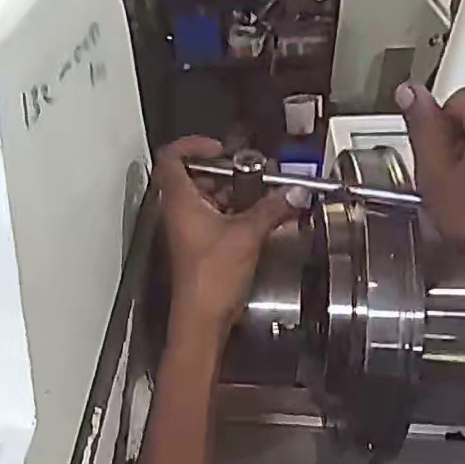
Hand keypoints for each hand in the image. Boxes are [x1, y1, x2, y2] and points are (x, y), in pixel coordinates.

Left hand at [155, 136, 304, 340]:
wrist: (201, 318)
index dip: (193, 145)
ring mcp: (188, 229)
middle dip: (223, 171)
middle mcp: (179, 212)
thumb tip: (292, 192)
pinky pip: (214, 218)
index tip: (220, 148)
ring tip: (259, 196)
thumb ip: (272, 209)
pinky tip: (257, 219)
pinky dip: (233, 213)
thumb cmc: (211, 278)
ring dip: (231, 193)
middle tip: (248, 173)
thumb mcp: (247, 235)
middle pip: (192, 176)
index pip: (172, 157)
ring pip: (205, 198)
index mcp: (180, 202)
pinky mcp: (199, 245)